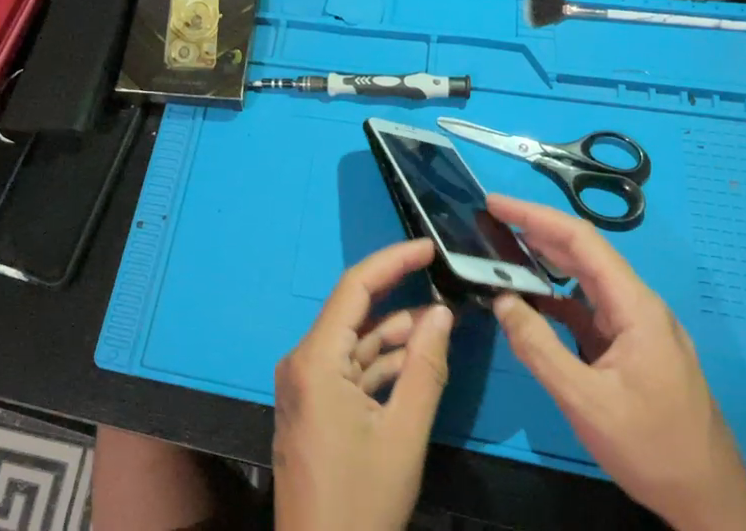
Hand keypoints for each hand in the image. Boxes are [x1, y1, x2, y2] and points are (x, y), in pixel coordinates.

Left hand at [274, 238, 454, 530]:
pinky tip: (418, 357)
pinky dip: (382, 362)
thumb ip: (424, 368)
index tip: (428, 247)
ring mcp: (306, 385)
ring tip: (443, 320)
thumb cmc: (362, 498)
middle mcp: (302, 362)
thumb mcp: (404, 432)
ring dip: (395, 333)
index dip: (392, 261)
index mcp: (315, 360)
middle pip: (353, 313)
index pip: (353, 289)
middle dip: (399, 296)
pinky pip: (349, 369)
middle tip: (444, 280)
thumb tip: (441, 313)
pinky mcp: (314, 406)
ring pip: (354, 343)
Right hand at [487, 195, 745, 530]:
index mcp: (636, 308)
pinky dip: (557, 299)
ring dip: (546, 262)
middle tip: (488, 220)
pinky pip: (591, 311)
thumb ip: (538, 346)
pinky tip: (529, 300)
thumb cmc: (651, 448)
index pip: (582, 242)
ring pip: (587, 281)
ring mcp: (639, 329)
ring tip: (500, 250)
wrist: (710, 501)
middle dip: (536, 231)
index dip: (535, 216)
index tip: (494, 203)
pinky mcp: (633, 350)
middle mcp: (640, 307)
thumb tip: (501, 299)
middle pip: (585, 254)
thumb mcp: (585, 400)